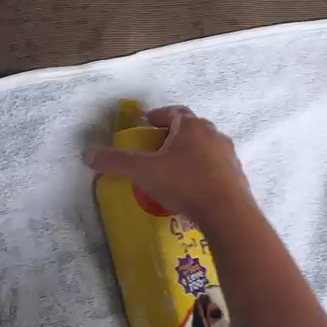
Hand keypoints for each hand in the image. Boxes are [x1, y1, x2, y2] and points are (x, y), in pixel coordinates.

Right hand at [86, 105, 255, 227]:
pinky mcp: (237, 177)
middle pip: (190, 128)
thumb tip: (89, 154)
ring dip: (188, 153)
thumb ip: (114, 160)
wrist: (228, 214)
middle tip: (155, 147)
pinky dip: (200, 171)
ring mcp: (228, 156)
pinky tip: (189, 187)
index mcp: (191, 127)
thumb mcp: (141, 171)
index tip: (147, 123)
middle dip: (172, 135)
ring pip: (204, 147)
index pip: (174, 111)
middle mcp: (213, 135)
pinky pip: (214, 167)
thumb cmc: (183, 183)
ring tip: (171, 169)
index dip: (158, 115)